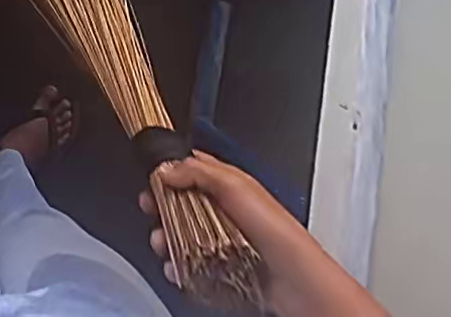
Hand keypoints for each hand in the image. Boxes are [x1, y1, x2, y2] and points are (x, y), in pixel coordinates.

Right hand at [142, 152, 385, 316]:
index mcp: (228, 183)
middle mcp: (226, 208)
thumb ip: (197, 171)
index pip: (191, 167)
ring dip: (168, 236)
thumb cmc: (276, 230)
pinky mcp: (227, 268)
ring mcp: (226, 239)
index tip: (151, 177)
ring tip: (161, 243)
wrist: (300, 283)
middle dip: (162, 205)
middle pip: (183, 201)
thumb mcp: (233, 185)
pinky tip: (176, 268)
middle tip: (150, 210)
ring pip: (186, 233)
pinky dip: (182, 266)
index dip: (169, 169)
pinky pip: (196, 263)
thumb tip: (166, 168)